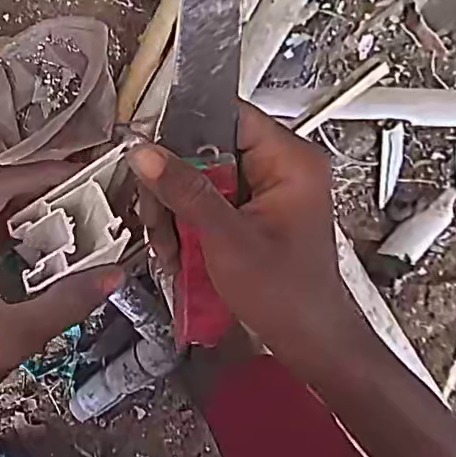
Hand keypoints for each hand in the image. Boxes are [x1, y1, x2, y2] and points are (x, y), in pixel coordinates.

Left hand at [0, 159, 123, 456]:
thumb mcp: (19, 333)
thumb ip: (68, 301)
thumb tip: (112, 274)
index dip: (41, 173)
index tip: (78, 174)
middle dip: (31, 178)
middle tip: (74, 187)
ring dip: (18, 196)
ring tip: (61, 204)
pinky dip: (6, 217)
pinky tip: (34, 233)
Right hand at [130, 102, 359, 358]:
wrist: (308, 341)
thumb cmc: (289, 296)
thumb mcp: (228, 239)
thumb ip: (185, 192)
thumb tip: (147, 154)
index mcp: (289, 161)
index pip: (228, 115)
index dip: (184, 128)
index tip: (151, 152)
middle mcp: (277, 169)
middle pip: (203, 149)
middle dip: (173, 186)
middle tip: (163, 219)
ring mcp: (260, 191)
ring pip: (196, 178)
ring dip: (174, 211)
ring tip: (173, 244)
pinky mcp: (246, 211)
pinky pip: (201, 201)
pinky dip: (184, 224)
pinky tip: (181, 249)